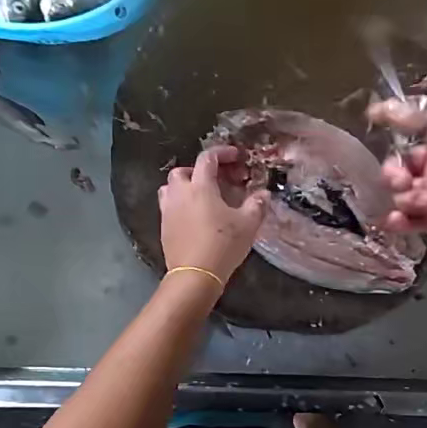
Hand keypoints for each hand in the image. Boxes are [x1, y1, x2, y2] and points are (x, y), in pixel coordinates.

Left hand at [158, 145, 268, 282]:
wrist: (194, 275)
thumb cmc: (223, 245)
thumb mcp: (248, 224)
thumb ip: (256, 204)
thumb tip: (263, 194)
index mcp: (200, 187)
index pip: (207, 159)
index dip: (222, 153)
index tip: (235, 157)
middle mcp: (179, 194)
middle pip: (182, 172)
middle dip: (199, 171)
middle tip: (216, 180)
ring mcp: (168, 211)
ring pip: (170, 189)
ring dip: (184, 187)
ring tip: (202, 197)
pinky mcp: (163, 227)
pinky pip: (168, 207)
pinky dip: (180, 204)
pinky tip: (194, 217)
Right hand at [367, 97, 426, 247]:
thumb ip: (422, 117)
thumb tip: (386, 105)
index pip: (422, 115)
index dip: (397, 114)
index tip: (372, 116)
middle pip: (404, 157)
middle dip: (396, 171)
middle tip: (403, 181)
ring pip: (401, 187)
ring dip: (403, 196)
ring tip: (419, 204)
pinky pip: (404, 213)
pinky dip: (400, 217)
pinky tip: (400, 220)